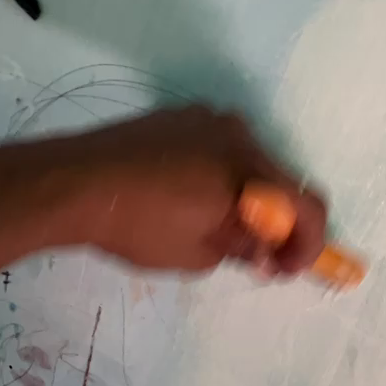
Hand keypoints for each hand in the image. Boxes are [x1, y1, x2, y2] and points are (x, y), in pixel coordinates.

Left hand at [23, 106, 327, 275]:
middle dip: (277, 221)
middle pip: (280, 180)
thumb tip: (264, 250)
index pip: (308, 206)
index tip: (287, 269)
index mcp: (251, 172)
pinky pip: (218, 146)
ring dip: (249, 194)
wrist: (76, 181)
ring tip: (218, 223)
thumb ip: (242, 248)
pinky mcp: (180, 116)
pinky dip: (220, 173)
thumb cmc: (139, 225)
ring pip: (249, 160)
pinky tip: (191, 195)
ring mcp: (208, 119)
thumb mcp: (196, 253)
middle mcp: (239, 135)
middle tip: (257, 254)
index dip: (309, 244)